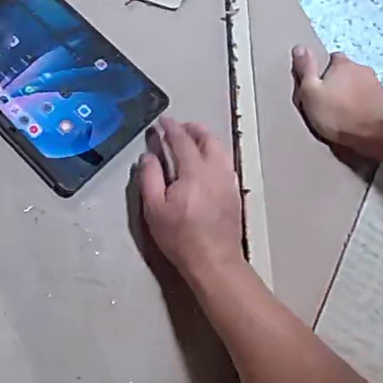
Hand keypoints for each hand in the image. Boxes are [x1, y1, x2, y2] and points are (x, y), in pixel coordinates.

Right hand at [137, 117, 244, 277]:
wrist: (213, 261)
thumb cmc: (179, 236)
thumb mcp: (154, 209)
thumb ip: (149, 177)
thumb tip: (148, 156)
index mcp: (194, 172)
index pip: (182, 141)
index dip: (171, 128)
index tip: (162, 121)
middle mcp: (215, 171)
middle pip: (208, 140)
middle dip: (193, 129)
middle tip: (179, 126)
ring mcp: (228, 182)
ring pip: (220, 150)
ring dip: (206, 139)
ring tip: (193, 139)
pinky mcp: (234, 193)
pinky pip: (225, 163)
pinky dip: (214, 153)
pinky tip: (206, 161)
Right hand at [292, 46, 382, 156]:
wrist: (374, 135)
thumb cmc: (336, 113)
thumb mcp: (310, 93)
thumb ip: (305, 70)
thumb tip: (299, 47)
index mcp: (343, 65)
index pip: (334, 58)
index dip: (326, 69)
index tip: (319, 84)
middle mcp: (363, 69)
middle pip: (349, 71)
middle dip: (341, 80)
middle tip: (330, 98)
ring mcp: (378, 84)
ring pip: (361, 84)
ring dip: (354, 92)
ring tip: (345, 110)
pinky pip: (372, 98)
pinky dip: (366, 103)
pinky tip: (359, 116)